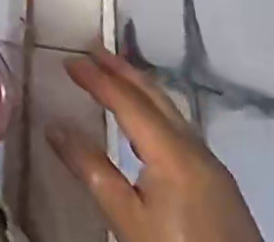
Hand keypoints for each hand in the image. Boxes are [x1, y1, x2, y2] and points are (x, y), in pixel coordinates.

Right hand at [49, 48, 262, 241]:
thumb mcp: (127, 222)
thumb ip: (92, 171)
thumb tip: (55, 127)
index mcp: (172, 152)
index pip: (128, 100)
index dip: (97, 78)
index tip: (69, 60)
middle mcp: (195, 148)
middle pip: (154, 96)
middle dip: (122, 70)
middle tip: (92, 50)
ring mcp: (211, 165)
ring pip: (170, 110)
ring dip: (139, 86)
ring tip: (113, 73)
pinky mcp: (218, 183)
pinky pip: (179, 128)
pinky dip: (154, 109)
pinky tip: (144, 120)